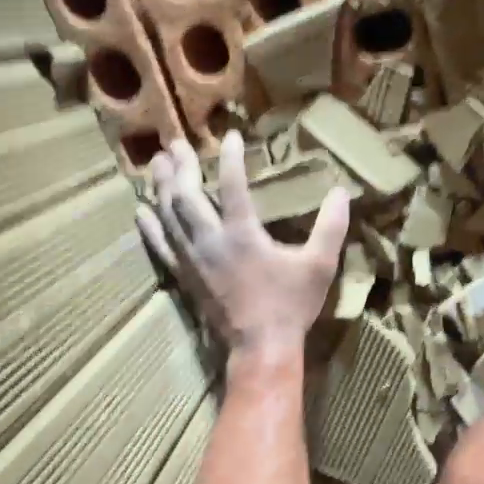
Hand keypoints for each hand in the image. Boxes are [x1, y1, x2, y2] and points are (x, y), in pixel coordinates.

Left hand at [137, 132, 349, 360]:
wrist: (261, 347)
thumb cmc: (291, 305)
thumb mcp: (319, 265)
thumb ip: (331, 227)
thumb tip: (341, 192)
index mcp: (243, 234)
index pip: (232, 185)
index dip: (231, 158)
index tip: (232, 136)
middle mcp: (211, 241)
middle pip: (187, 195)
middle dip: (183, 167)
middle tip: (178, 143)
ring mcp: (193, 259)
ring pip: (168, 215)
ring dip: (162, 187)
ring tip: (158, 164)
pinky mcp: (185, 276)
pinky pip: (161, 245)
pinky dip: (150, 225)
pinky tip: (141, 210)